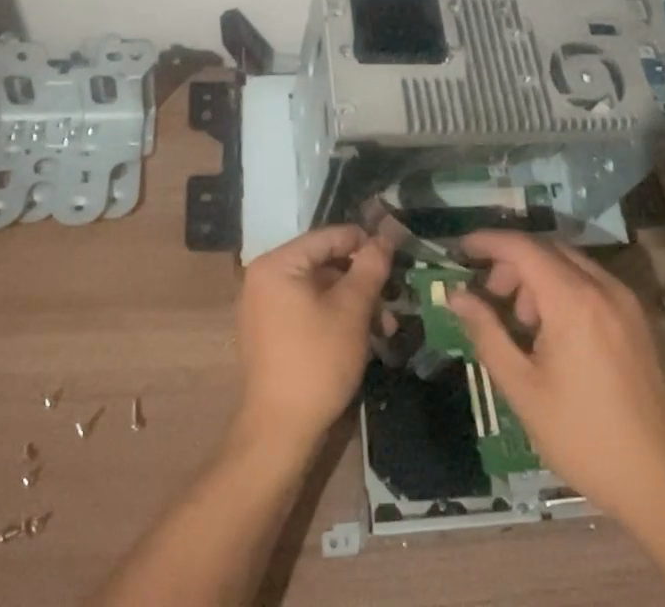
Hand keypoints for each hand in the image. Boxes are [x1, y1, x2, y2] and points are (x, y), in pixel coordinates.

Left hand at [234, 226, 390, 449]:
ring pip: (321, 289)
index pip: (330, 236)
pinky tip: (367, 337)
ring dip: (356, 302)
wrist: (280, 428)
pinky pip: (309, 310)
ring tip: (388, 325)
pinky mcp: (272, 333)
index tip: (400, 256)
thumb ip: (370, 266)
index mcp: (277, 264)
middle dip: (364, 279)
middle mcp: (265, 278)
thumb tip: (385, 236)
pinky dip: (337, 317)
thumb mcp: (352, 309)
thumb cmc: (317, 360)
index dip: (367, 243)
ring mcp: (265, 307)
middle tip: (397, 294)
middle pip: (325, 263)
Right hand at [448, 233, 664, 522]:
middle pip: (549, 250)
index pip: (523, 248)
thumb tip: (456, 296)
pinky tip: (553, 333)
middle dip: (512, 263)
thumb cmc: (583, 437)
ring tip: (520, 323)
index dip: (487, 242)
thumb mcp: (523, 388)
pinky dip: (565, 290)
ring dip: (539, 277)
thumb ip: (487, 333)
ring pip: (573, 265)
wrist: (662, 478)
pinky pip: (594, 285)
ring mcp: (627, 303)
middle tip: (488, 297)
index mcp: (574, 301)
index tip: (458, 251)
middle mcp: (605, 288)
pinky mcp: (639, 321)